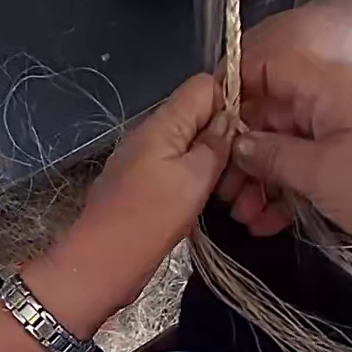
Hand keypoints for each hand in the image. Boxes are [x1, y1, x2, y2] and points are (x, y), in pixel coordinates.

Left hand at [25, 73, 229, 336]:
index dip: (233, 102)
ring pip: (191, 150)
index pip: (204, 86)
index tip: (253, 135)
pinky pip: (177, 173)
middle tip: (245, 179)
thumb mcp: (192, 179)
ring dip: (214, 170)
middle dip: (227, 143)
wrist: (99, 265)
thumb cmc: (147, 220)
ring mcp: (144, 162)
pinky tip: (206, 206)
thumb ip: (214, 144)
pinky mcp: (142, 187)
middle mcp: (151, 135)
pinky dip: (196, 185)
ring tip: (231, 199)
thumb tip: (229, 115)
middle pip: (199, 120)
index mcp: (161, 123)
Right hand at [217, 0, 351, 264]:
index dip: (230, 93)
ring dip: (258, 181)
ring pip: (282, 148)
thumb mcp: (320, 170)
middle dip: (240, 153)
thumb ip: (271, 154)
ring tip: (242, 215)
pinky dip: (283, 193)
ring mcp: (338, 134)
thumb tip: (236, 142)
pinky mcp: (346, 165)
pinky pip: (302, 170)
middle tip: (221, 191)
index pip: (264, 68)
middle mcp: (328, 101)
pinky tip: (265, 222)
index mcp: (325, 83)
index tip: (205, 131)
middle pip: (268, 115)